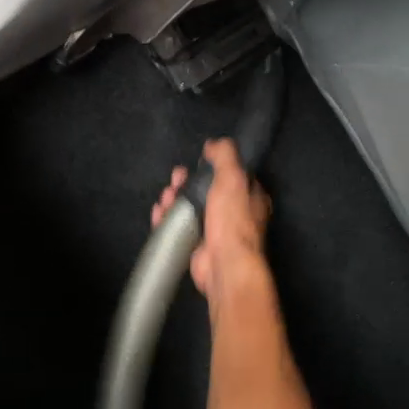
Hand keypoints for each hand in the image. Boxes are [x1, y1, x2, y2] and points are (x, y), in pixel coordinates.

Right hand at [152, 139, 273, 303]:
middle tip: (176, 179)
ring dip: (173, 199)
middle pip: (205, 190)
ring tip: (165, 198)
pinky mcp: (197, 245)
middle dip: (186, 182)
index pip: (230, 175)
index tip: (197, 163)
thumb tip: (214, 144)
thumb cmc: (232, 218)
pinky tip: (159, 212)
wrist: (224, 264)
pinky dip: (166, 218)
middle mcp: (234, 213)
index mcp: (249, 197)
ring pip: (189, 207)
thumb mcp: (233, 177)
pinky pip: (179, 226)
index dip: (211, 167)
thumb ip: (225, 155)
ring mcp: (214, 231)